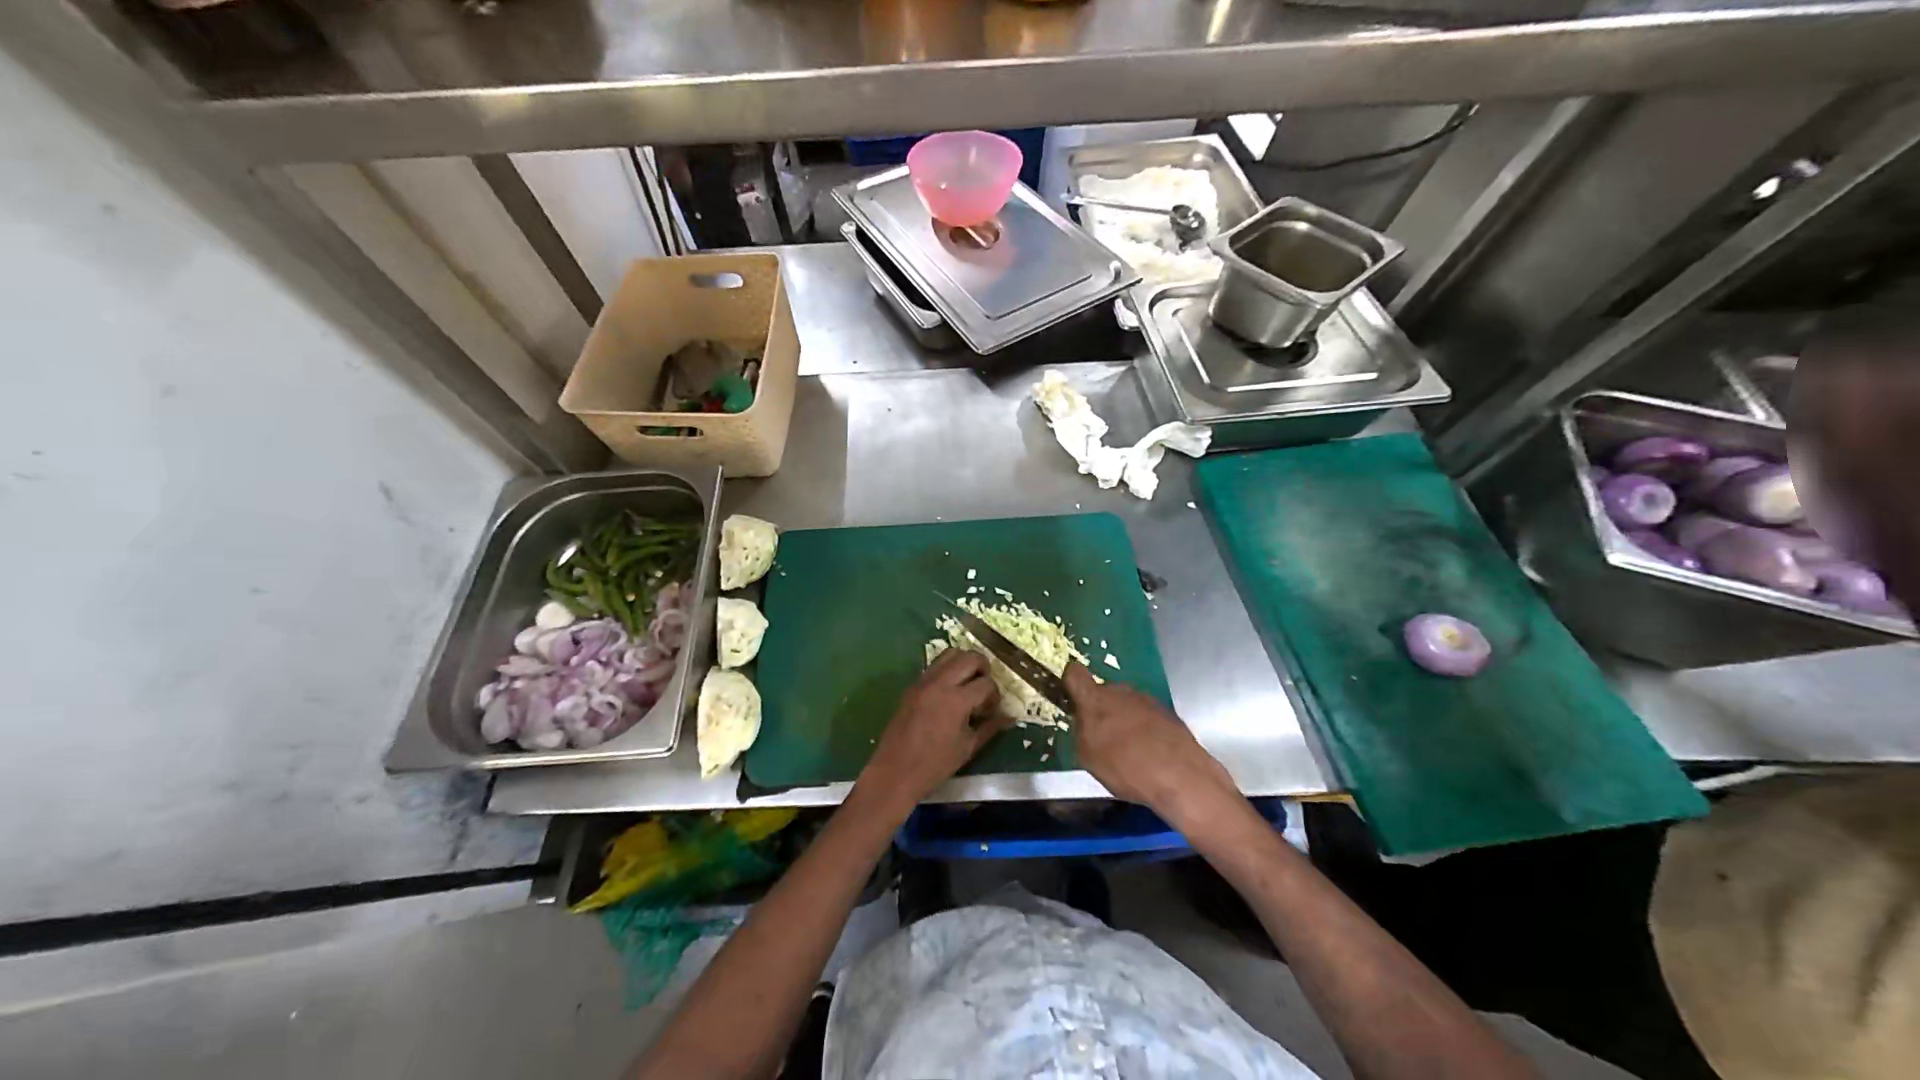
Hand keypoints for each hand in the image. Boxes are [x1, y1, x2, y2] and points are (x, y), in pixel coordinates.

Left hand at [856, 649, 1007, 817]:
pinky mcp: (912, 685)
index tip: (992, 710)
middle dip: (984, 670)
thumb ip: (991, 727)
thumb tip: (1010, 717)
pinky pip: (935, 666)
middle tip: (985, 690)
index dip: (995, 696)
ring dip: (965, 664)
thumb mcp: (968, 747)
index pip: (986, 683)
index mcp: (956, 700)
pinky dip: (948, 670)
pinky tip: (950, 692)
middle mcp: (940, 683)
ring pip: (950, 654)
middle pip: (970, 658)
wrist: (895, 771)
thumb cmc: (935, 765)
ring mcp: (923, 681)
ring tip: (969, 685)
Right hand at [1065, 661, 1236, 821]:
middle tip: (1102, 738)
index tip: (1071, 697)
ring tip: (1129, 752)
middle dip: (1101, 710)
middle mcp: (1120, 692)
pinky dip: (1144, 731)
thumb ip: (1081, 733)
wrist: (1181, 776)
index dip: (1070, 682)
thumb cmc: (1125, 767)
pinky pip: (1146, 717)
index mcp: (1094, 700)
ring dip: (1124, 721)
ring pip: (1126, 705)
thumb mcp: (1088, 757)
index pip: (1074, 674)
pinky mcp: (1168, 713)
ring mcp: (1147, 700)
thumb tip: (1084, 723)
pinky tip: (1149, 755)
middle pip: (1103, 692)